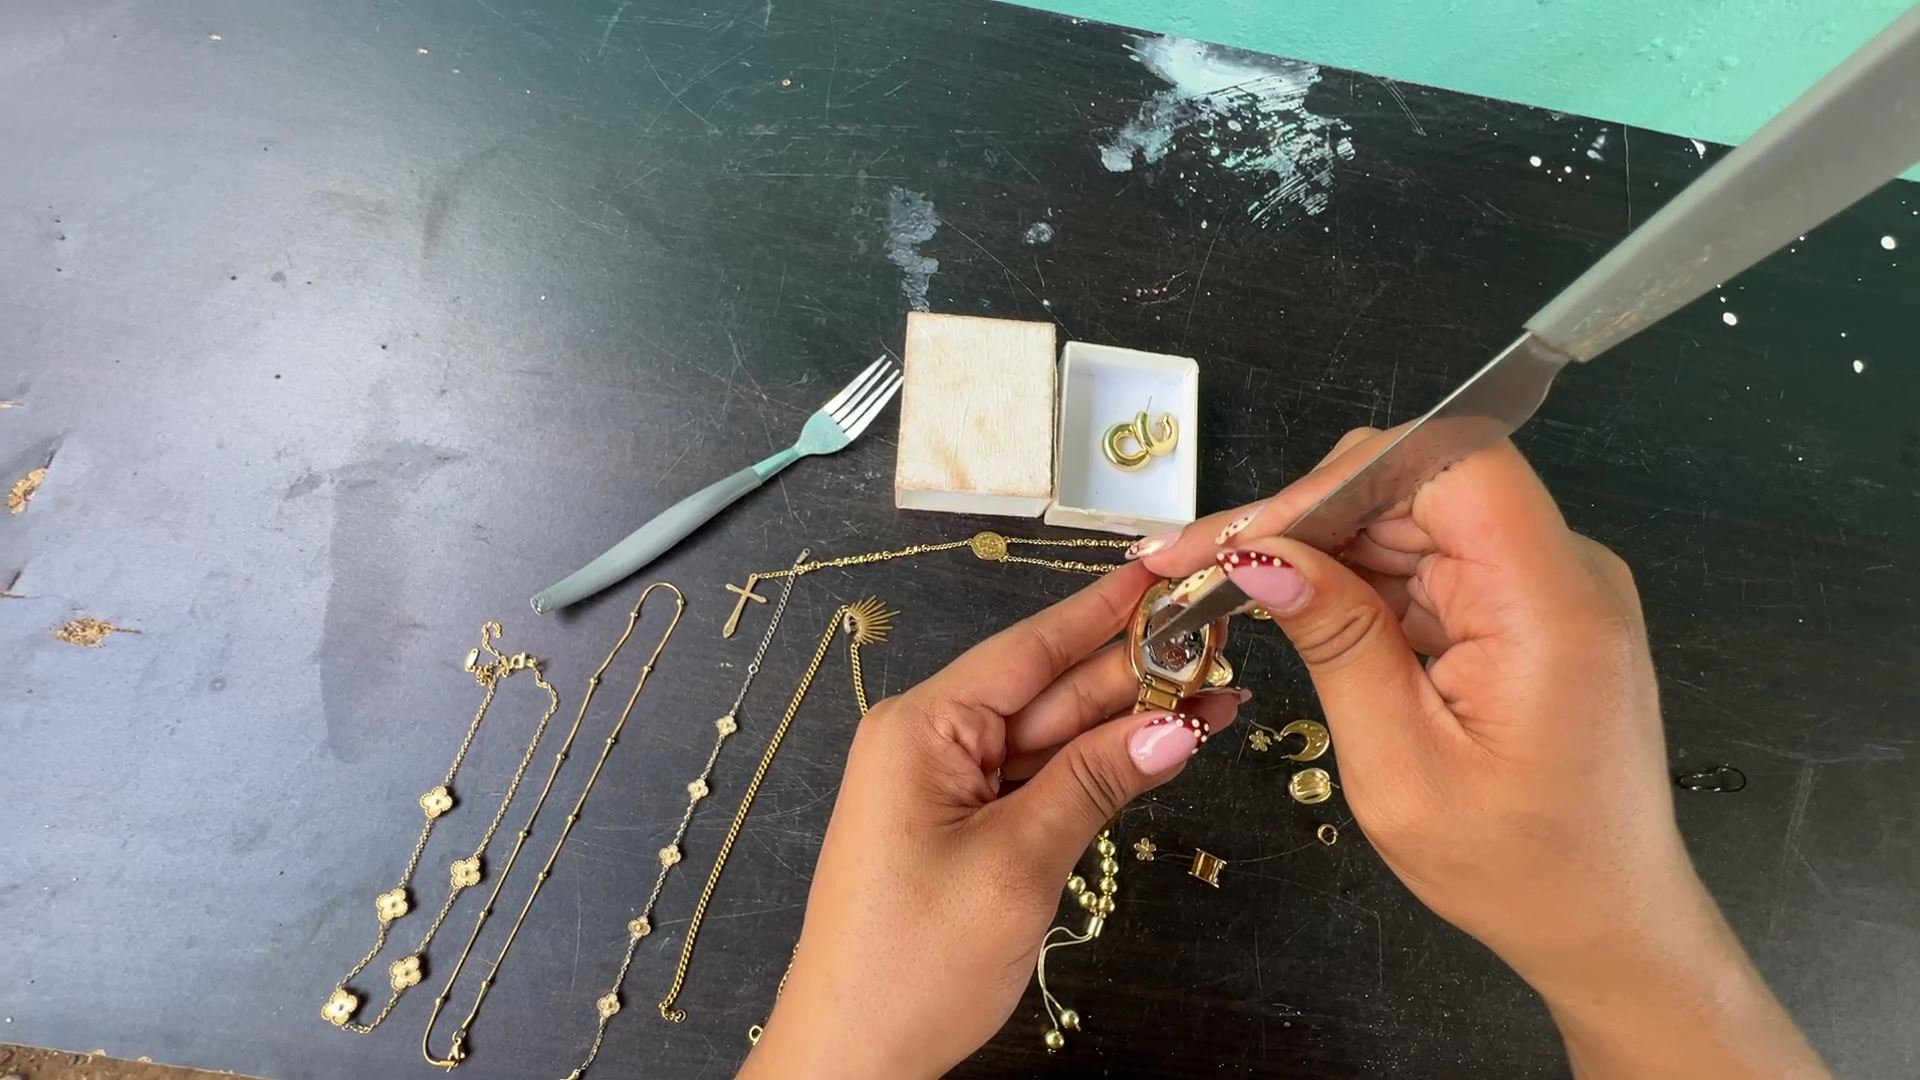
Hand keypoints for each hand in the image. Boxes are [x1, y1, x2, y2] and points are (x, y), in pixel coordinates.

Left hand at [738, 562, 1245, 1079]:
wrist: (852, 1058)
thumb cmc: (916, 961)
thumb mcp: (1017, 863)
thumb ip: (1095, 782)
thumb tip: (1176, 723)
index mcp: (923, 725)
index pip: (1026, 649)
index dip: (1095, 611)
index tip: (1153, 574)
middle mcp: (933, 737)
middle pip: (1046, 692)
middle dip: (1129, 673)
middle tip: (1214, 649)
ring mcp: (951, 778)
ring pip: (1050, 735)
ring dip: (1123, 720)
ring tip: (1210, 696)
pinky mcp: (967, 816)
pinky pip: (1039, 775)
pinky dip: (1095, 766)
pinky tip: (1155, 744)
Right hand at [1131, 428, 1825, 1077]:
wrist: (1599, 921)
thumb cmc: (1509, 865)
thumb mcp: (1399, 764)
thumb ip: (1336, 642)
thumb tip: (1259, 556)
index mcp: (1549, 605)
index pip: (1449, 465)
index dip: (1339, 479)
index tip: (1252, 535)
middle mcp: (1552, 570)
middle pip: (1408, 484)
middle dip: (1296, 514)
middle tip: (1199, 559)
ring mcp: (1528, 582)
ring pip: (1393, 515)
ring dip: (1305, 544)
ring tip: (1221, 579)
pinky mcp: (1501, 602)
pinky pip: (1404, 557)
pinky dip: (1334, 573)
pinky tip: (1281, 599)